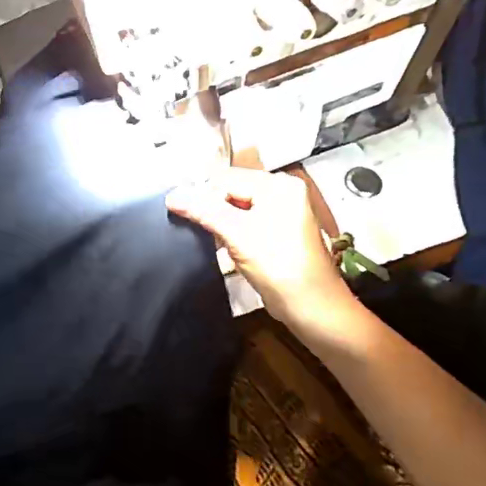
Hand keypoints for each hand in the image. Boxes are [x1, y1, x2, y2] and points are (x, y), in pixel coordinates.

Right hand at [166, 166, 353, 324]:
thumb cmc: (280, 268)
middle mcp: (281, 193)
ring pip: (235, 208)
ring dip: (221, 224)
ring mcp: (281, 213)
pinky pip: (244, 223)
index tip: (185, 216)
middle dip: (212, 210)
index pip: (226, 178)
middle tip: (203, 232)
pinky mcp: (276, 233)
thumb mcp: (237, 234)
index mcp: (278, 185)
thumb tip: (172, 197)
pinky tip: (228, 249)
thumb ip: (203, 211)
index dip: (203, 196)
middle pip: (230, 191)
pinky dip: (232, 234)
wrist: (313, 307)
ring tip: (218, 243)